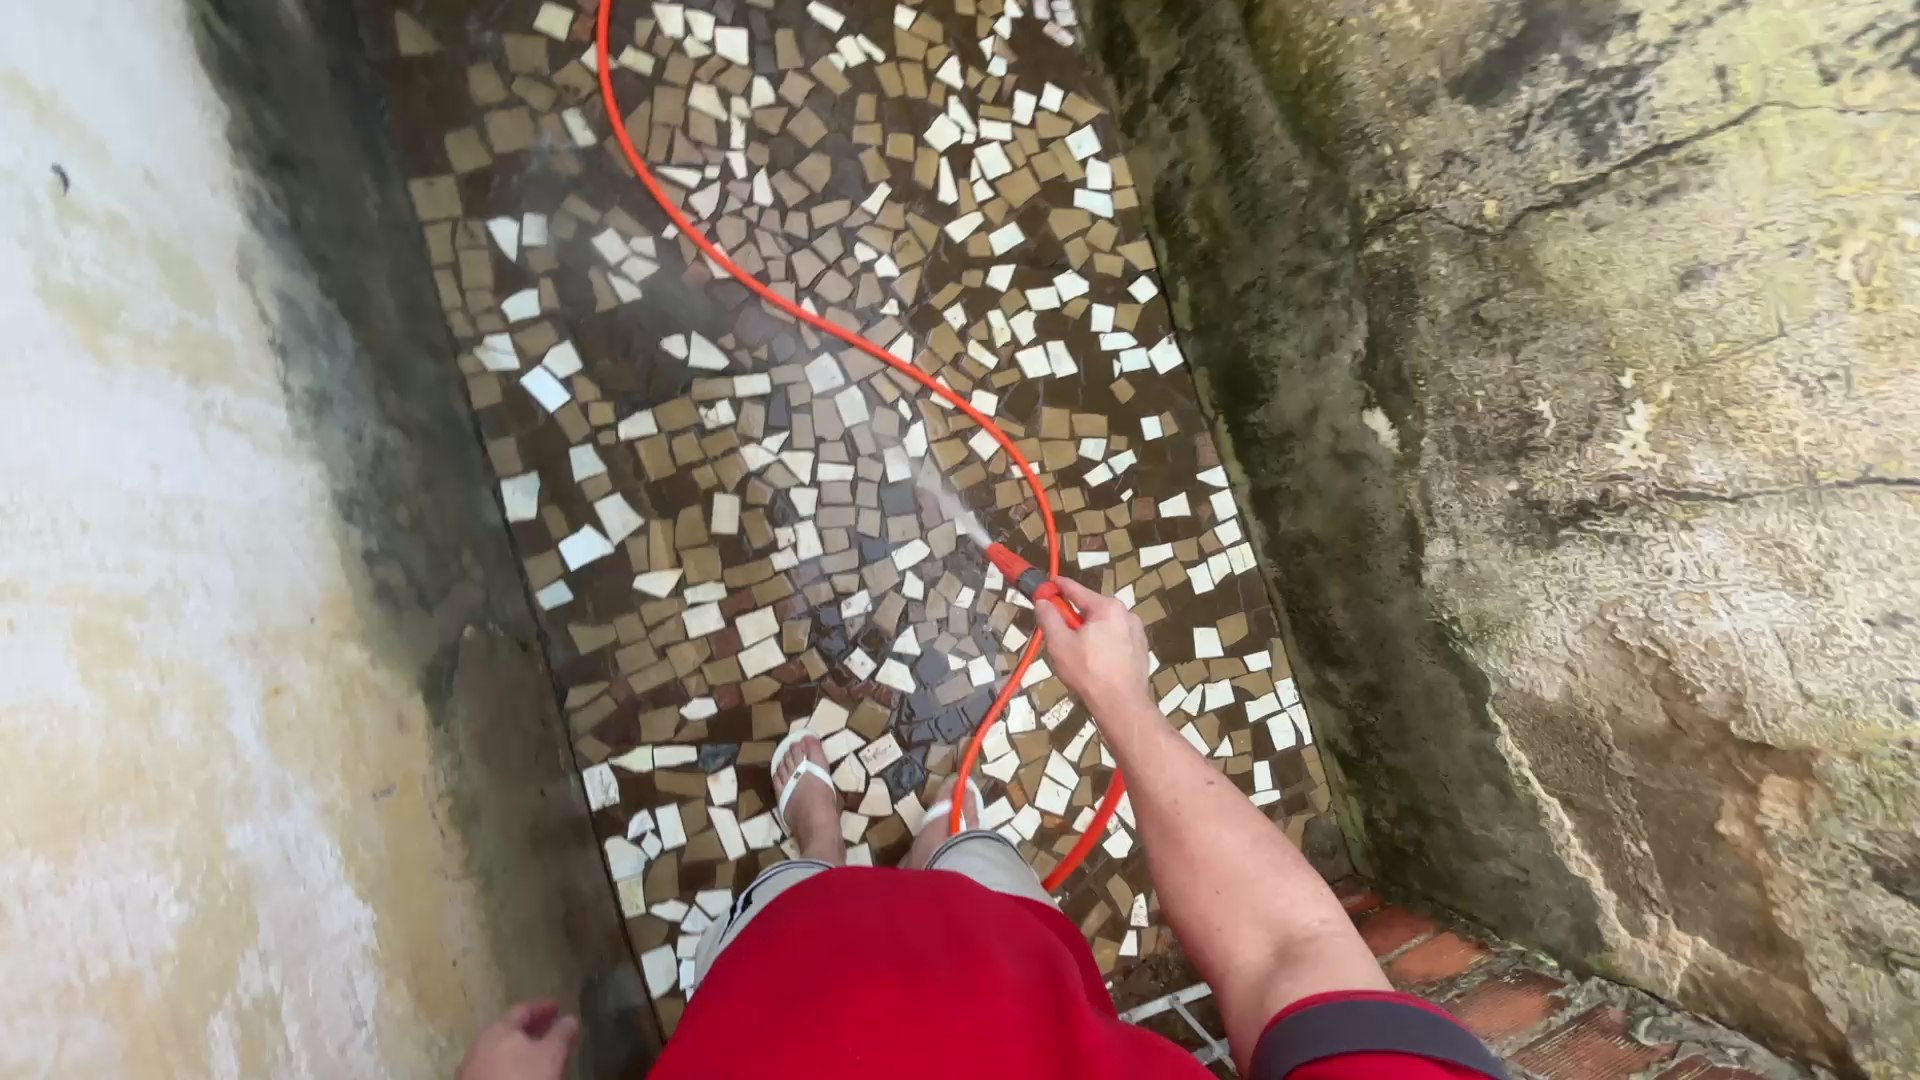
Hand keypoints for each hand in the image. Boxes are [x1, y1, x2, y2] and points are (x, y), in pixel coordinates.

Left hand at [457, 1000, 579, 1079]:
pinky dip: (511, 1066)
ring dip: (522, 1050)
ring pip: (501, 1053)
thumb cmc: (526, 1079)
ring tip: (543, 1055)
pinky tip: (526, 1074)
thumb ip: (563, 1031)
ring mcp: (470, 1073)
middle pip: (509, 1031)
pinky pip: (494, 1070)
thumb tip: (569, 1019)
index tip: (559, 1009)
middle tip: (552, 1030)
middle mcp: (478, 1048)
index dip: (543, 1007)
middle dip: (533, 1029)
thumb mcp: (553, 1053)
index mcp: (497, 1031)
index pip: (522, 1010)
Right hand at [1033, 576, 1155, 730]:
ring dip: (1089, 632)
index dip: (1057, 586)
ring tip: (1077, 654)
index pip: (1076, 589)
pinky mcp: (1141, 649)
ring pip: (1104, 625)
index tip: (1046, 583)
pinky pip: (1116, 638)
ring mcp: (1137, 632)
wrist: (1122, 704)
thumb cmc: (1088, 672)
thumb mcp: (1059, 643)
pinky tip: (1096, 663)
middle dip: (1073, 617)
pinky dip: (1104, 644)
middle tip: (1058, 633)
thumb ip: (1049, 618)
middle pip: (1091, 608)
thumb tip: (1043, 601)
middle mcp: (1126, 613)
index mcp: (1107, 607)